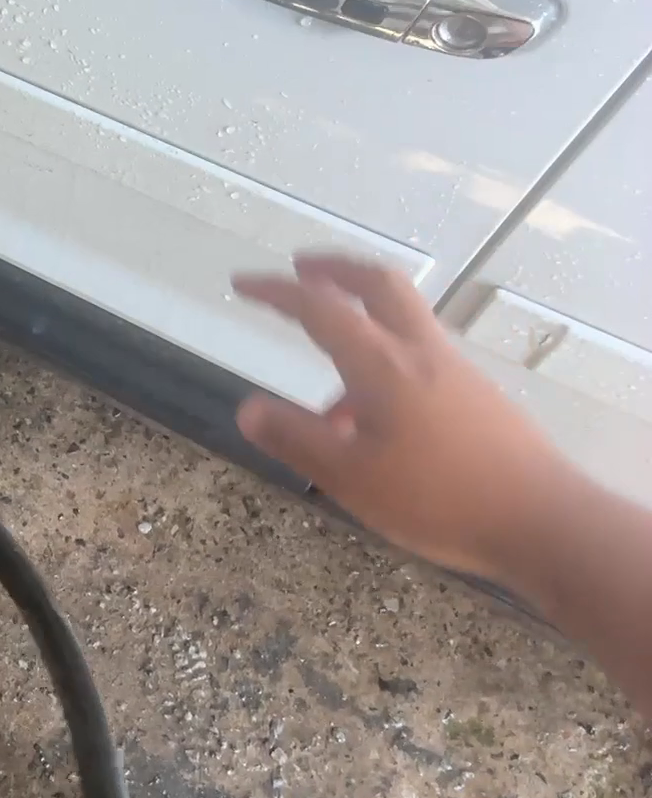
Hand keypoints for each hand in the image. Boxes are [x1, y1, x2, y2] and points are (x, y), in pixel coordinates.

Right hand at [231, 253, 570, 582]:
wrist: (556, 530)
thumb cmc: (440, 499)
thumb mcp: (346, 475)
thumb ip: (291, 437)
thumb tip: (248, 409)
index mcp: (383, 366)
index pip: (320, 309)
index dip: (276, 291)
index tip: (241, 283)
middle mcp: (421, 356)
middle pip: (380, 285)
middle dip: (335, 268)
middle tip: (300, 266)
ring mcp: (455, 374)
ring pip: (399, 322)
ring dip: (356, 318)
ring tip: (322, 377)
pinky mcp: (475, 398)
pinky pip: (414, 359)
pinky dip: (376, 361)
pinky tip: (363, 420)